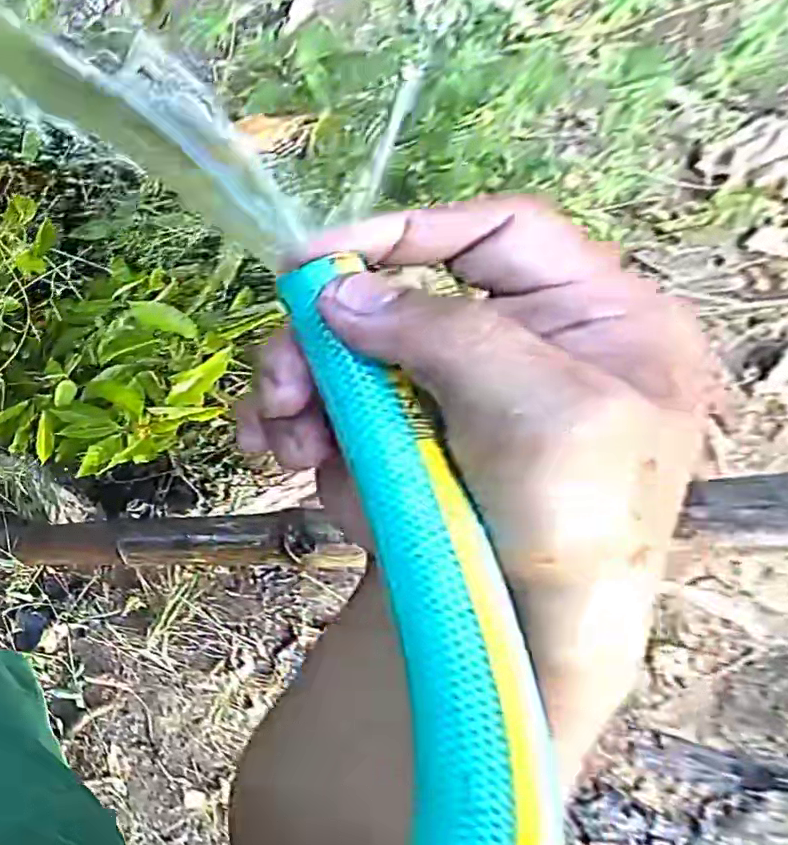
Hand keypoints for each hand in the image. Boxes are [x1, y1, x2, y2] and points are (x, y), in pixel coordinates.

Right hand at [238, 196, 713, 765]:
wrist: (499, 613)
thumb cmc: (565, 516)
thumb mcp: (543, 412)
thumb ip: (449, 334)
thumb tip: (336, 291)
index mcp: (573, 315)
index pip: (491, 234)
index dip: (402, 232)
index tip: (312, 259)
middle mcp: (483, 340)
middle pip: (374, 297)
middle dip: (314, 337)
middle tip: (284, 383)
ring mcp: (411, 386)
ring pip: (320, 348)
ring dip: (285, 387)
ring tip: (283, 435)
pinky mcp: (358, 428)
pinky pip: (297, 400)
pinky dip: (272, 421)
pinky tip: (273, 452)